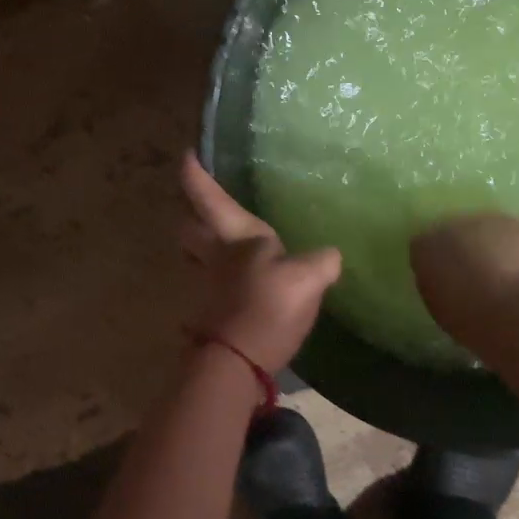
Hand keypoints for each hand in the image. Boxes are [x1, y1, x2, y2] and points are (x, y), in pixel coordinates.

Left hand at [181, 152, 341, 372]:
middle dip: (193, 218)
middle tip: (203, 213)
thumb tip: (329, 256)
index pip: (208, 197)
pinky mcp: (214, 318)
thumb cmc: (266, 307)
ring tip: (233, 253)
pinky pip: (215, 290)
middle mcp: (214, 258)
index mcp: (234, 237)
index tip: (188, 155)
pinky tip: (247, 290)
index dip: (196, 176)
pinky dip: (226, 286)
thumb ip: (321, 261)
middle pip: (190, 231)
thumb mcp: (307, 277)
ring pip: (199, 261)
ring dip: (208, 254)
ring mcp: (208, 289)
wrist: (236, 363)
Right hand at [409, 213, 518, 343]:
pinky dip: (518, 249)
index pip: (424, 248)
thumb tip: (444, 277)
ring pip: (486, 231)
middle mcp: (452, 225)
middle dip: (463, 250)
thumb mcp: (439, 308)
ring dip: (491, 247)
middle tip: (475, 276)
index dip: (436, 264)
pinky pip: (514, 235)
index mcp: (424, 248)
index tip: (446, 281)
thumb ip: (437, 283)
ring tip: (503, 274)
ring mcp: (489, 221)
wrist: (517, 312)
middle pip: (456, 233)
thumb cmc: (470, 319)